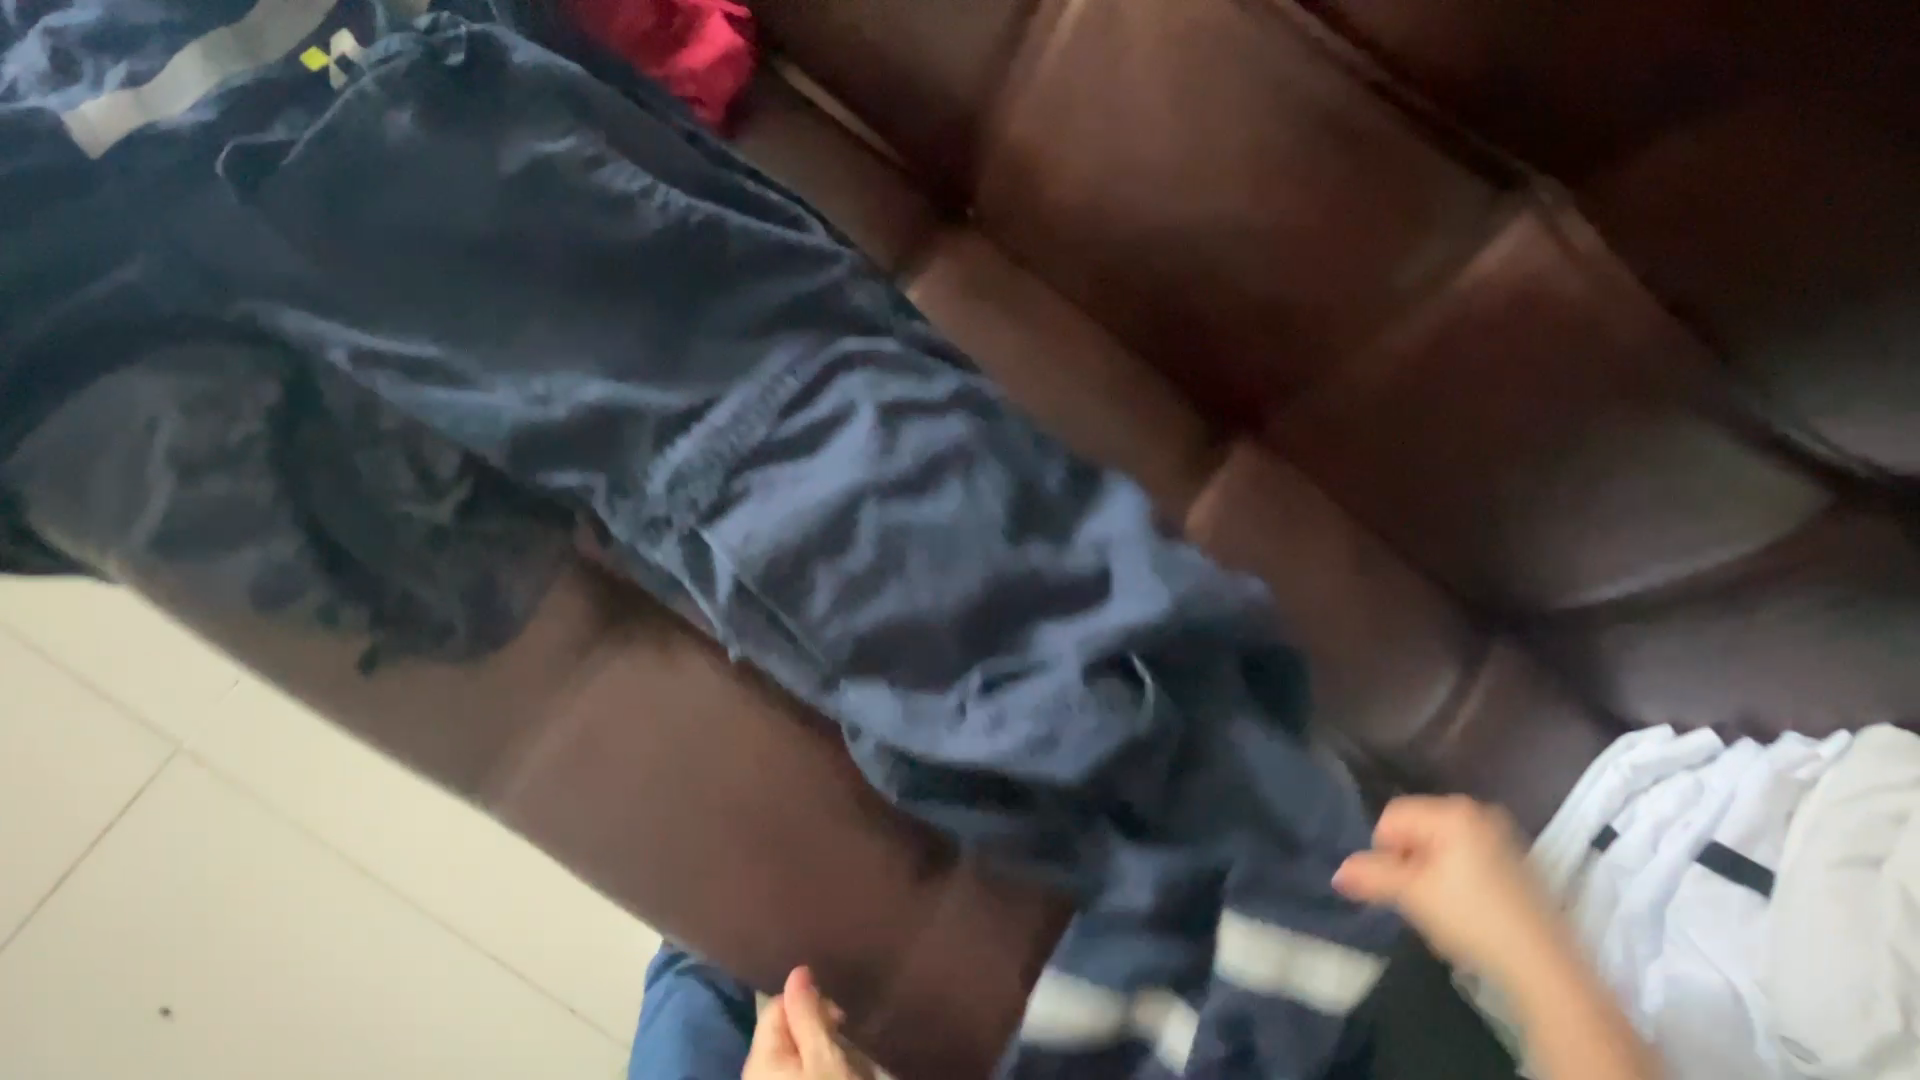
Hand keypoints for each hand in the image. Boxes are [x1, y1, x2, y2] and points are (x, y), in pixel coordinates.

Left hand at [742, 967, 875, 1079]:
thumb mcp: (825, 1057)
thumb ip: (809, 1014)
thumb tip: (798, 970)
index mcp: (759, 1058)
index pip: (778, 1004)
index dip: (810, 1003)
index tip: (840, 1020)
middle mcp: (753, 1076)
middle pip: (783, 1031)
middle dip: (815, 1031)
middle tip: (843, 1046)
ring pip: (789, 1056)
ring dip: (816, 1054)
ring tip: (840, 1069)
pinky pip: (791, 1077)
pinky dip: (811, 1074)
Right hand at [1333, 795, 1563, 977]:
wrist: (1543, 964)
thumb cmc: (1472, 918)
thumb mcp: (1411, 895)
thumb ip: (1370, 876)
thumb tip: (1337, 873)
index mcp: (1453, 811)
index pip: (1392, 817)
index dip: (1385, 851)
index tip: (1398, 886)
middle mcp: (1479, 812)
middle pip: (1417, 830)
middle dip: (1409, 863)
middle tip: (1418, 898)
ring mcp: (1502, 836)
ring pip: (1441, 847)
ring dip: (1431, 874)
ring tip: (1442, 908)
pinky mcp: (1517, 861)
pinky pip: (1467, 858)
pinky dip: (1456, 878)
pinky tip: (1466, 910)